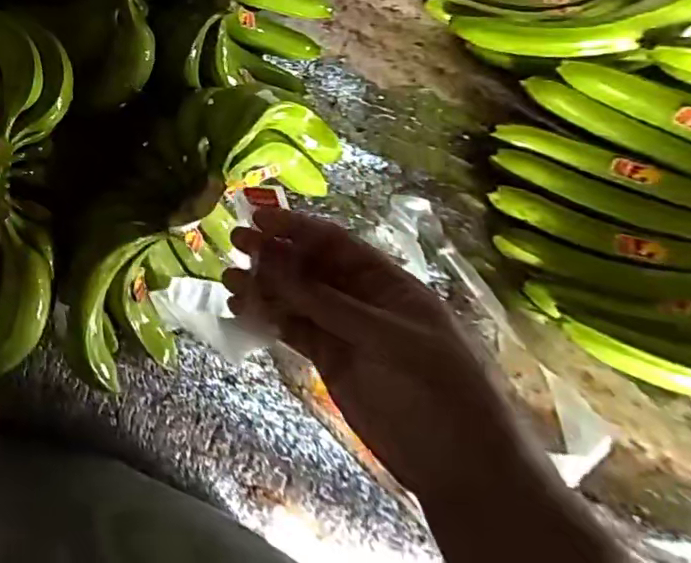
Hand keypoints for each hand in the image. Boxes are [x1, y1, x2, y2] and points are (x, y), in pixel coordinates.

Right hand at [224, 208, 531, 499]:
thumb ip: (327, 301)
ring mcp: (343, 329)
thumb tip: (274, 259)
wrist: (461, 470)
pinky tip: (242, 312)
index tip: (259, 220)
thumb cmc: (438, 389)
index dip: (297, 228)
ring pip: (296, 298)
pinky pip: (294, 329)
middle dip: (273, 254)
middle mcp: (360, 298)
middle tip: (235, 244)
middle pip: (309, 266)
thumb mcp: (386, 337)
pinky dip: (268, 319)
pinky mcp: (329, 359)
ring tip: (229, 281)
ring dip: (263, 287)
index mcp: (386, 282)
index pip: (335, 243)